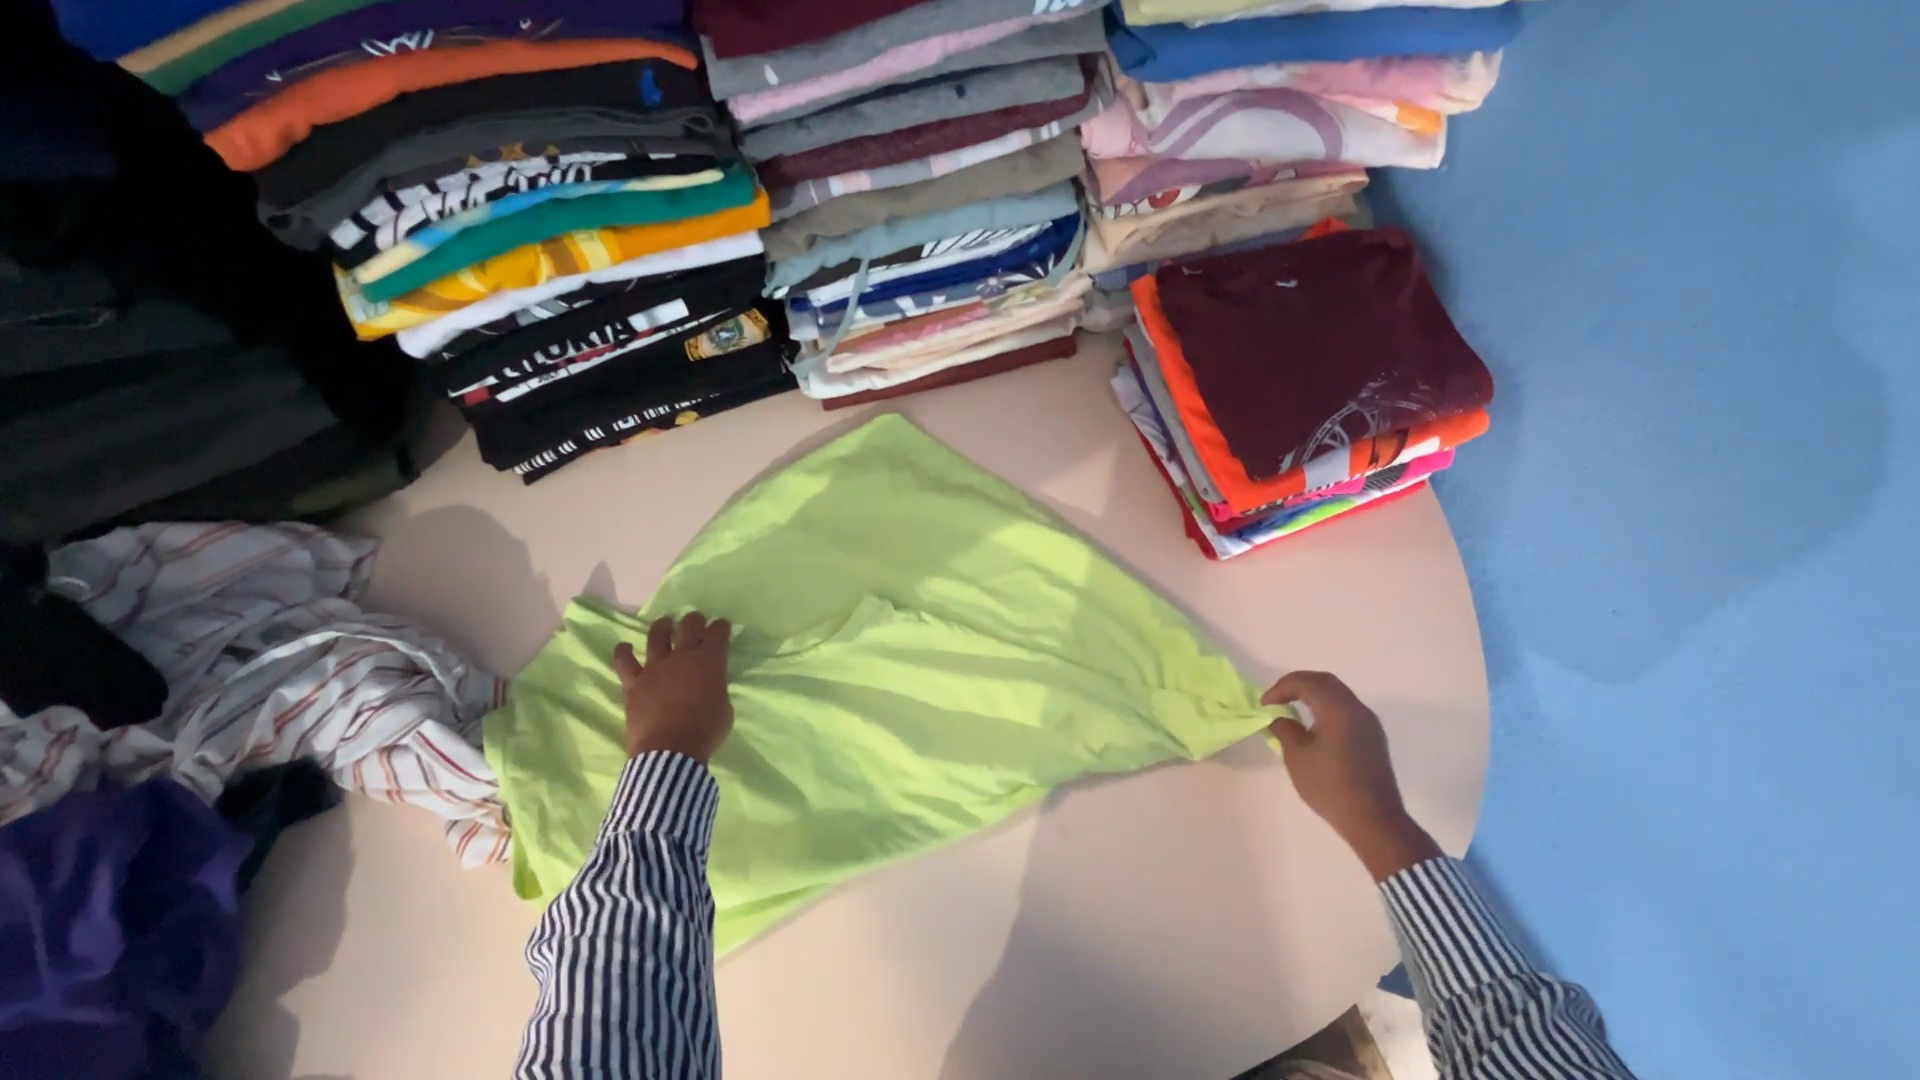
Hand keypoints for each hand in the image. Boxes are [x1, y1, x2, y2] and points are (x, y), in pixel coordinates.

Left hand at [613, 612, 733, 763]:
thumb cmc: (706, 731)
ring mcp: (655, 667)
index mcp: (710, 662)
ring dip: (662, 626)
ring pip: (656, 635)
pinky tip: (625, 648)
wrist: (671, 751)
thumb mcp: (725, 708)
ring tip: (665, 624)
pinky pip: (624, 661)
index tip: (721, 627)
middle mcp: (682, 657)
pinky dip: (623, 652)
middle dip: (694, 619)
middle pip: (688, 625)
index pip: (717, 633)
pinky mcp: (634, 682)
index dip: (720, 627)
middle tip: (695, 620)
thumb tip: (709, 686)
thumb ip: (716, 689)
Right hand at [1264, 671, 1440, 881]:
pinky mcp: (1373, 737)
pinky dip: (1327, 707)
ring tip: (1292, 710)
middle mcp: (1357, 709)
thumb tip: (1279, 717)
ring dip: (1313, 695)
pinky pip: (1347, 709)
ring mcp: (1369, 723)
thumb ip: (1285, 729)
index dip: (1281, 688)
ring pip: (1338, 694)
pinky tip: (1315, 725)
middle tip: (1277, 699)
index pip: (1306, 682)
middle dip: (1297, 684)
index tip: (1264, 705)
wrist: (1373, 819)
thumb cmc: (1330, 786)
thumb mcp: (1297, 756)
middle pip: (1325, 682)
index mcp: (1338, 709)